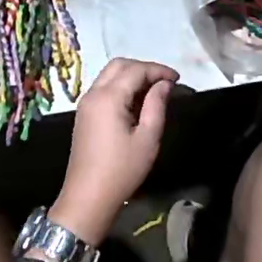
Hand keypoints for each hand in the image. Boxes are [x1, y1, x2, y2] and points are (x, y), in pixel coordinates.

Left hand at [54, 58, 178, 239]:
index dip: (158, 70)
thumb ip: (156, 105)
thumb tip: (164, 84)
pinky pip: (103, 88)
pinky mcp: (84, 114)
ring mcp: (85, 103)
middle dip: (143, 68)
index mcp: (108, 97)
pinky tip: (136, 102)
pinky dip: (120, 86)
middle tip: (165, 82)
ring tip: (154, 91)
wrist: (88, 196)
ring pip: (109, 75)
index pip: (135, 70)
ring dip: (131, 76)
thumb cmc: (122, 170)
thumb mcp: (147, 138)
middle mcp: (93, 93)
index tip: (177, 79)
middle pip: (119, 65)